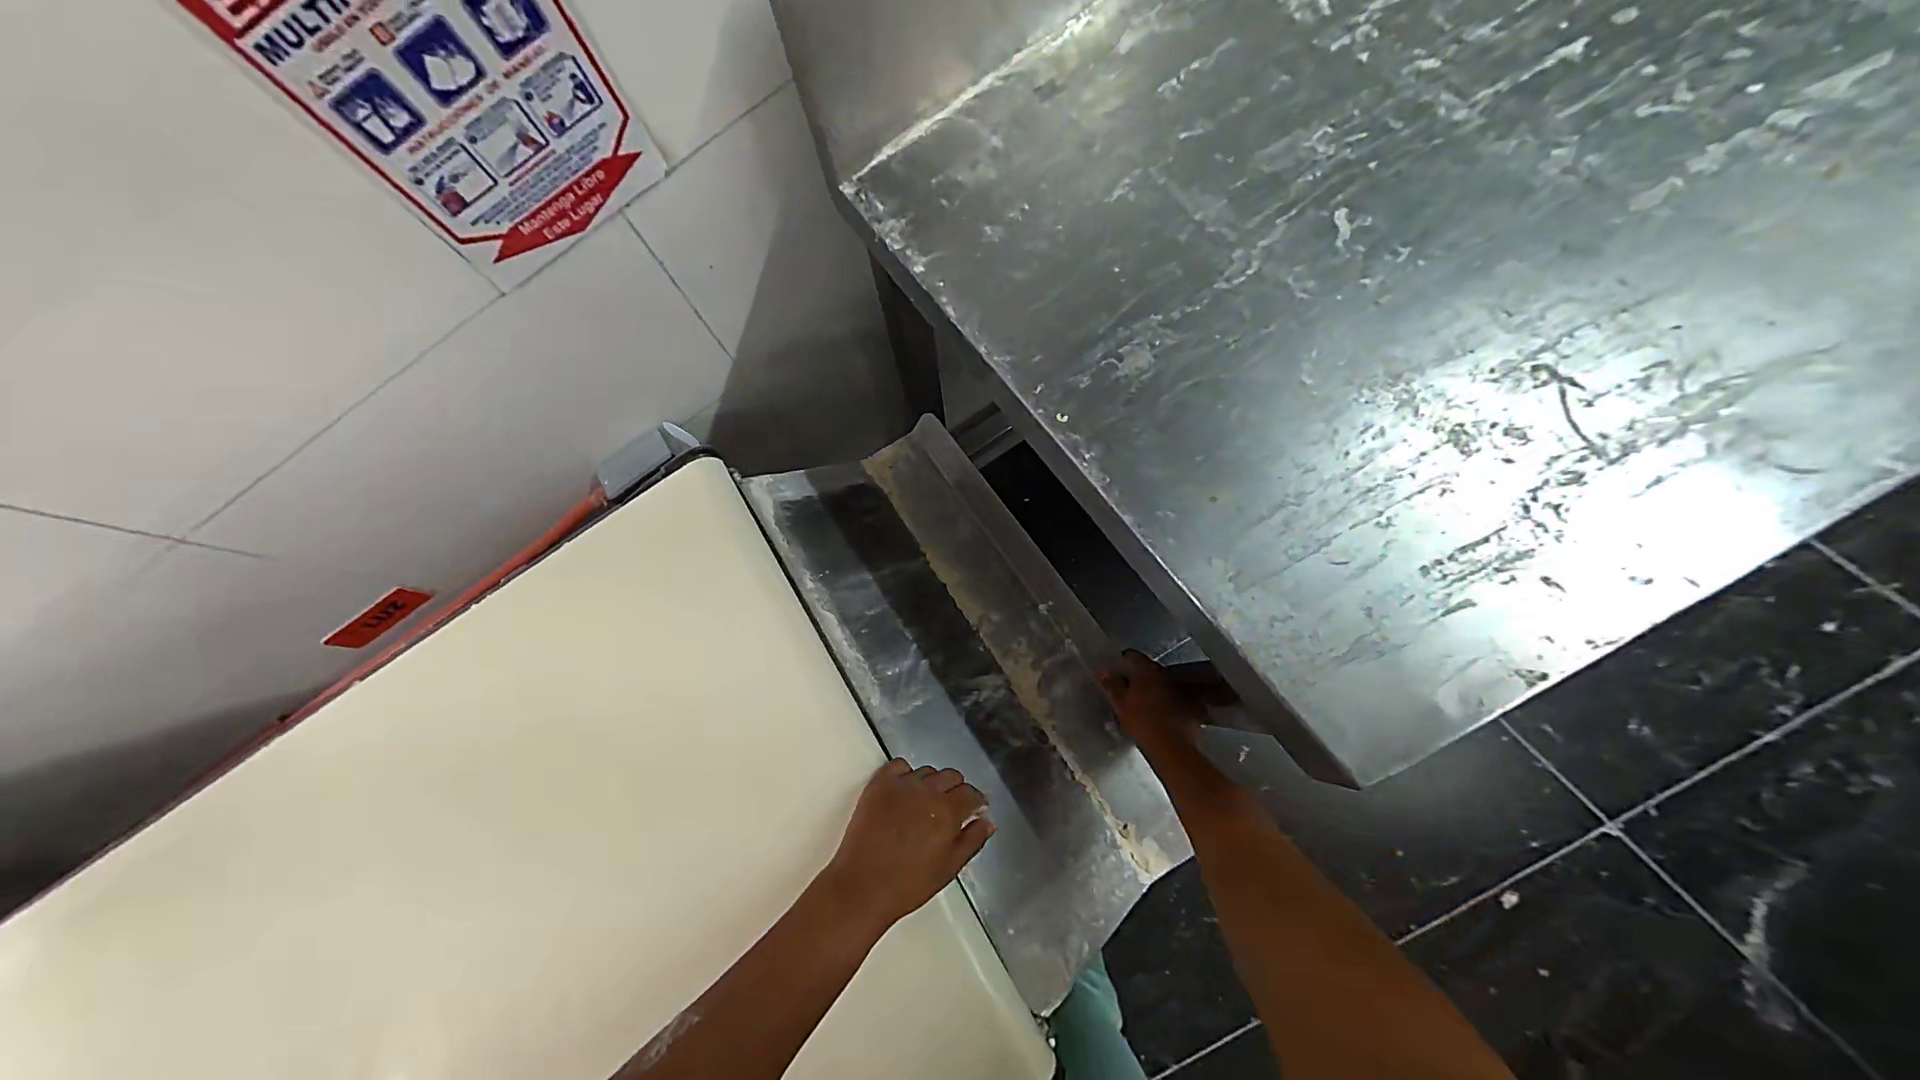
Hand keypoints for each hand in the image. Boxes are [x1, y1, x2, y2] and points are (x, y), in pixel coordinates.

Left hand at [820, 760, 993, 932]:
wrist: (862, 886)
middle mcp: (927, 791)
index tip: (975, 808)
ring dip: (931, 783)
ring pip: (927, 771)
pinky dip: (905, 774)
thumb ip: (972, 840)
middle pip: (951, 776)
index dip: (976, 801)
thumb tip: (987, 821)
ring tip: (925, 803)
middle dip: (956, 790)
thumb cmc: (907, 884)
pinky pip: (898, 766)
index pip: (971, 793)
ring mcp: (901, 785)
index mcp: (948, 811)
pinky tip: (904, 791)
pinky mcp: (878, 784)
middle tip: (950, 808)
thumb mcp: (949, 868)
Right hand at [1098, 650, 1205, 750]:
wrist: (1173, 747)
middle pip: (1148, 669)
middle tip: (1127, 691)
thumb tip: (1103, 672)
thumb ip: (1111, 686)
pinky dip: (1167, 701)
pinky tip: (1161, 715)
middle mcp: (1166, 674)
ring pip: (1162, 683)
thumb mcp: (1120, 704)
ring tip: (1144, 704)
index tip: (1115, 674)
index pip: (1132, 656)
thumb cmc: (1141, 722)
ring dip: (1153, 689)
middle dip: (1137, 677)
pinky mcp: (1191, 704)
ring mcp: (1180, 688)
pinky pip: (1174, 697)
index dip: (1121, 663)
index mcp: (1146, 670)